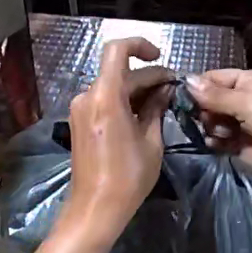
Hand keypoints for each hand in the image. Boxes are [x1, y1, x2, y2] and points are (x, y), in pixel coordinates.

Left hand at [58, 38, 175, 240]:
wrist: (95, 206)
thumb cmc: (128, 177)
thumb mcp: (151, 141)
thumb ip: (156, 109)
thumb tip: (164, 89)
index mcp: (105, 96)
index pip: (117, 50)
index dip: (140, 45)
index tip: (160, 57)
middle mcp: (87, 96)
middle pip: (118, 72)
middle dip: (147, 76)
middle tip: (173, 89)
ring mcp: (79, 108)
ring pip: (111, 85)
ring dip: (135, 89)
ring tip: (162, 102)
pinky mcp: (78, 121)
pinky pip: (103, 100)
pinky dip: (122, 100)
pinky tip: (143, 113)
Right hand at [185, 69, 251, 194]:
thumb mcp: (251, 104)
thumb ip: (216, 95)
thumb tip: (186, 80)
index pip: (214, 77)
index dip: (196, 86)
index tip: (179, 98)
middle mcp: (247, 99)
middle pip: (210, 99)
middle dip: (202, 108)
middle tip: (205, 118)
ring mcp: (245, 123)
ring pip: (213, 120)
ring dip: (209, 126)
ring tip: (218, 133)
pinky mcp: (243, 145)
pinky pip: (219, 139)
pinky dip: (215, 141)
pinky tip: (217, 144)